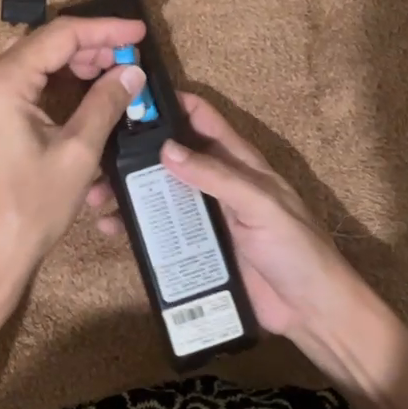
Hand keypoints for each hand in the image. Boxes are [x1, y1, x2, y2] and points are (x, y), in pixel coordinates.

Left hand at [0, 15, 146, 317]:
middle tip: (129, 57)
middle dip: (88, 46)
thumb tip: (132, 73)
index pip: (58, 37)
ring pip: (28, 62)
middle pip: (40, 44)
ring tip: (111, 71)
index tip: (138, 31)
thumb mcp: (78, 154)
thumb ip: (105, 104)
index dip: (103, 30)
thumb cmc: (29, 211)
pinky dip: (50, 82)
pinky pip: (16, 83)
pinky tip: (80, 91)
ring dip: (69, 62)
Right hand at [87, 93, 380, 369]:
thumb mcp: (261, 206)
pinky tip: (112, 230)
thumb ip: (217, 176)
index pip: (203, 120)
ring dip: (128, 192)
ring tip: (96, 197)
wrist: (310, 312)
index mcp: (240, 163)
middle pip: (170, 158)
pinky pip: (160, 233)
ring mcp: (205, 218)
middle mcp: (217, 184)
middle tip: (97, 157)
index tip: (131, 97)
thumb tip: (167, 148)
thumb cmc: (297, 249)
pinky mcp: (197, 250)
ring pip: (159, 195)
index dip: (172, 103)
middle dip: (135, 154)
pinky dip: (135, 228)